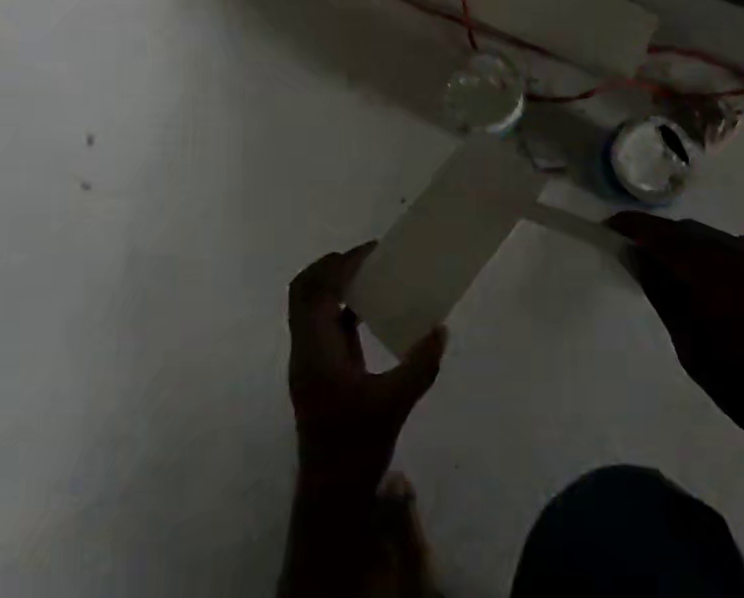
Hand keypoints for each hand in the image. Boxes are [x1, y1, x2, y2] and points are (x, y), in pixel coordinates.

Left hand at [287, 243, 446, 498]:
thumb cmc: (357, 446)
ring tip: (369, 274)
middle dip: (330, 268)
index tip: (371, 251)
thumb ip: (419, 366)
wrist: (332, 491)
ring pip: (309, 307)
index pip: (316, 293)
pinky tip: (370, 309)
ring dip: (333, 285)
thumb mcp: (394, 404)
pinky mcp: (321, 371)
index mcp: (315, 352)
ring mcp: (310, 360)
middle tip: (365, 257)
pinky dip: (341, 308)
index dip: (340, 266)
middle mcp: (306, 350)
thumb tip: (440, 329)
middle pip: (303, 292)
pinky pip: (324, 325)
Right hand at [610, 212, 743, 485]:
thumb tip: (635, 256)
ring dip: (693, 247)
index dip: (637, 228)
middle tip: (638, 252)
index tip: (611, 227)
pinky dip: (722, 256)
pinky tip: (717, 282)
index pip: (671, 238)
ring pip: (721, 238)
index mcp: (728, 282)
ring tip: (676, 269)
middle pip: (695, 232)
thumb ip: (664, 295)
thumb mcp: (694, 351)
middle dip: (663, 237)